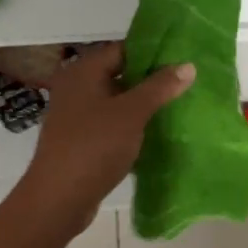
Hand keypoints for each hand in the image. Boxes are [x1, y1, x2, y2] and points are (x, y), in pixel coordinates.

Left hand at [8, 44, 193, 236]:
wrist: (60, 197)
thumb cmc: (94, 146)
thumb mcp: (132, 113)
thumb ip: (160, 87)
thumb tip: (188, 65)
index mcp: (83, 72)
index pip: (122, 50)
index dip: (152, 53)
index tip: (182, 60)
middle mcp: (76, 88)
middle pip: (120, 74)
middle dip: (152, 79)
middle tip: (187, 83)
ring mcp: (77, 115)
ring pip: (118, 100)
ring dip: (144, 103)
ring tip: (179, 105)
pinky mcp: (83, 139)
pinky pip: (113, 122)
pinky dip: (133, 123)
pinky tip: (157, 131)